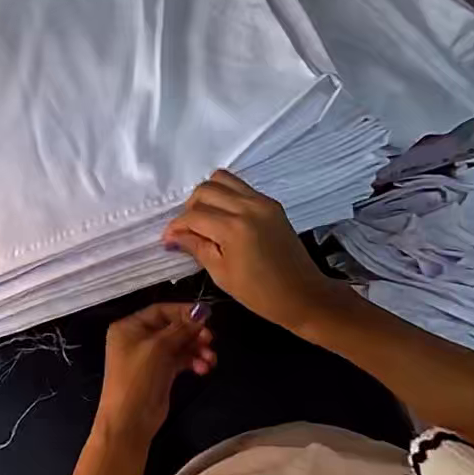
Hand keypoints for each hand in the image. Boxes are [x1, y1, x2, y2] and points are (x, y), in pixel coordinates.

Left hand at [95, 303, 215, 444]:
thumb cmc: (138, 377)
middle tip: (210, 340)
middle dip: (192, 333)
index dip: (183, 312)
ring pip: (179, 344)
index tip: (206, 316)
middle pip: (172, 327)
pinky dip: (193, 361)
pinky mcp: (161, 372)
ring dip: (196, 349)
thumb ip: (181, 329)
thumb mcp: (159, 348)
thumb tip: (200, 312)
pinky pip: (180, 360)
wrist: (130, 420)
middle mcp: (138, 338)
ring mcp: (150, 356)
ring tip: (210, 359)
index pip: (160, 310)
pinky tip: (204, 368)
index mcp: (129, 327)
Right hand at [162, 170, 349, 334]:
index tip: (169, 240)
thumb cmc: (260, 293)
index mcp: (234, 228)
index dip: (176, 227)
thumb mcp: (221, 274)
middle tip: (189, 230)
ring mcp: (262, 202)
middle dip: (190, 208)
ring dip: (208, 196)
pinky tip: (224, 218)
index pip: (193, 215)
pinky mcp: (271, 204)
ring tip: (206, 219)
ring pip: (223, 180)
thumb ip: (196, 247)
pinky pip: (240, 187)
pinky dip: (226, 196)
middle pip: (205, 190)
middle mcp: (248, 207)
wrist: (304, 294)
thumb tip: (173, 236)